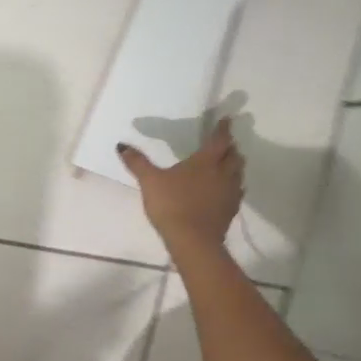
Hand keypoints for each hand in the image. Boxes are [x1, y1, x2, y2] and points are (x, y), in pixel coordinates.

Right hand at [118, 117, 244, 255]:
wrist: (193, 240)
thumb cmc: (171, 206)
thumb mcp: (150, 182)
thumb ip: (137, 163)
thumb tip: (121, 145)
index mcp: (206, 161)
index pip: (219, 139)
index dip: (223, 128)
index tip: (226, 120)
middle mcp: (223, 172)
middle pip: (234, 154)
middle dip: (230, 146)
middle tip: (224, 144)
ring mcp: (230, 191)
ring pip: (238, 172)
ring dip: (234, 165)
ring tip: (226, 164)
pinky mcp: (231, 209)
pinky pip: (237, 191)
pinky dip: (233, 185)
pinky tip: (224, 190)